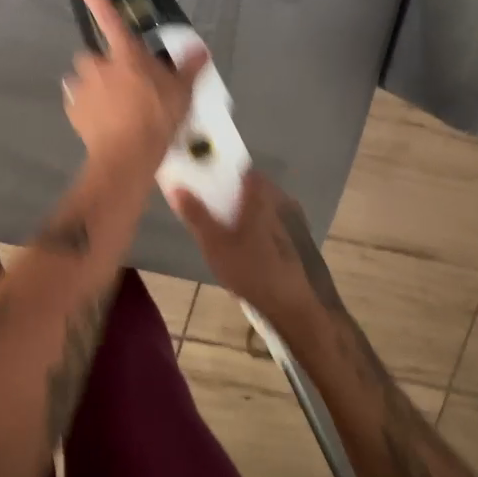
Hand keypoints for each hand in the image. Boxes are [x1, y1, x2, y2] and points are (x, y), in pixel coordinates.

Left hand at [62, 0, 207, 175]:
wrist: (127, 156)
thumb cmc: (157, 117)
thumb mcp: (182, 92)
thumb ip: (189, 68)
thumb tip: (202, 48)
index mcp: (125, 54)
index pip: (109, 18)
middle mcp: (98, 64)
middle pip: (95, 55)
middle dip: (105, 65)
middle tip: (125, 85)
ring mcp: (82, 88)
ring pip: (83, 79)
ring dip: (95, 87)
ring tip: (114, 107)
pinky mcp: (72, 110)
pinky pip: (78, 103)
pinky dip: (88, 109)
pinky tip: (104, 124)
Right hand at [175, 172, 341, 323]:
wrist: (296, 308)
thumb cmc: (252, 271)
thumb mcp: (215, 245)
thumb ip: (196, 214)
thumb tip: (176, 186)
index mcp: (261, 194)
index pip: (241, 169)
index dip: (222, 172)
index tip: (205, 182)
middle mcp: (281, 200)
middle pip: (253, 187)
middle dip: (233, 194)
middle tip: (213, 211)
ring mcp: (295, 220)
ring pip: (266, 206)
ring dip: (249, 212)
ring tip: (229, 232)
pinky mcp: (302, 239)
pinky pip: (276, 223)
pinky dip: (262, 228)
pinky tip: (251, 250)